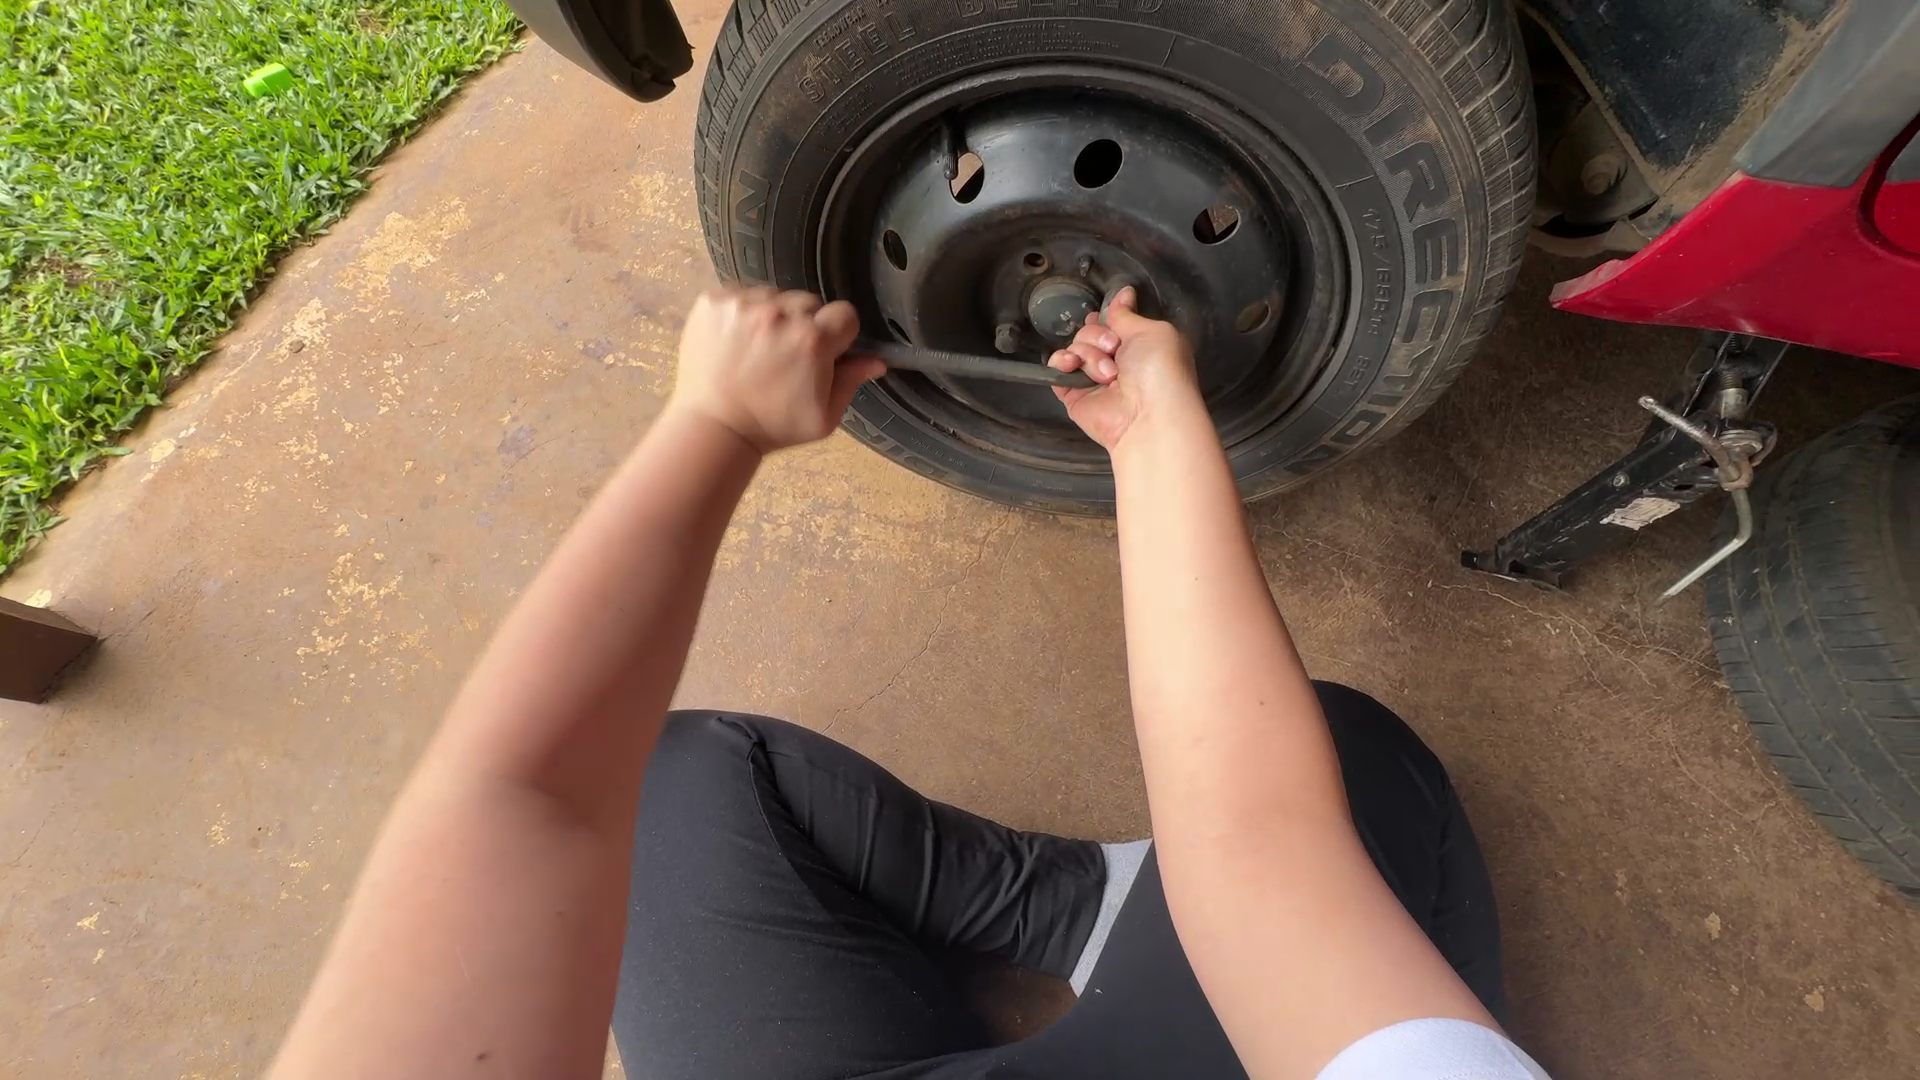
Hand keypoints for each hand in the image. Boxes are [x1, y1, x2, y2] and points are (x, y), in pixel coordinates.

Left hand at [668, 287, 886, 453]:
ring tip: (760, 349)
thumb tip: (877, 361)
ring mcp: (743, 304)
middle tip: (788, 356)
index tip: (826, 352)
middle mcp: (779, 314)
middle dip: (806, 325)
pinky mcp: (714, 301)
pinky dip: (744, 313)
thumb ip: (851, 382)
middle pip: (810, 303)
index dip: (839, 335)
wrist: (713, 427)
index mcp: (813, 341)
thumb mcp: (824, 417)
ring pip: (776, 296)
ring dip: (774, 316)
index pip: (845, 315)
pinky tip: (738, 342)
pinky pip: (743, 294)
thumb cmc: (773, 427)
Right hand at [1047, 287, 1202, 451]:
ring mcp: (1093, 378)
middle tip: (1114, 350)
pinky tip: (1073, 365)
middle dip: (1099, 336)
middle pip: (1089, 331)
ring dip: (1089, 354)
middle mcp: (1115, 361)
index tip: (1108, 317)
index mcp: (1138, 345)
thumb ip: (1128, 314)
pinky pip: (1057, 368)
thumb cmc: (1160, 372)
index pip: (1111, 322)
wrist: (1147, 414)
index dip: (1107, 316)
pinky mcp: (1073, 394)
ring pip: (1075, 347)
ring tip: (1108, 374)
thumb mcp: (1152, 330)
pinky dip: (1062, 362)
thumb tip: (1123, 294)